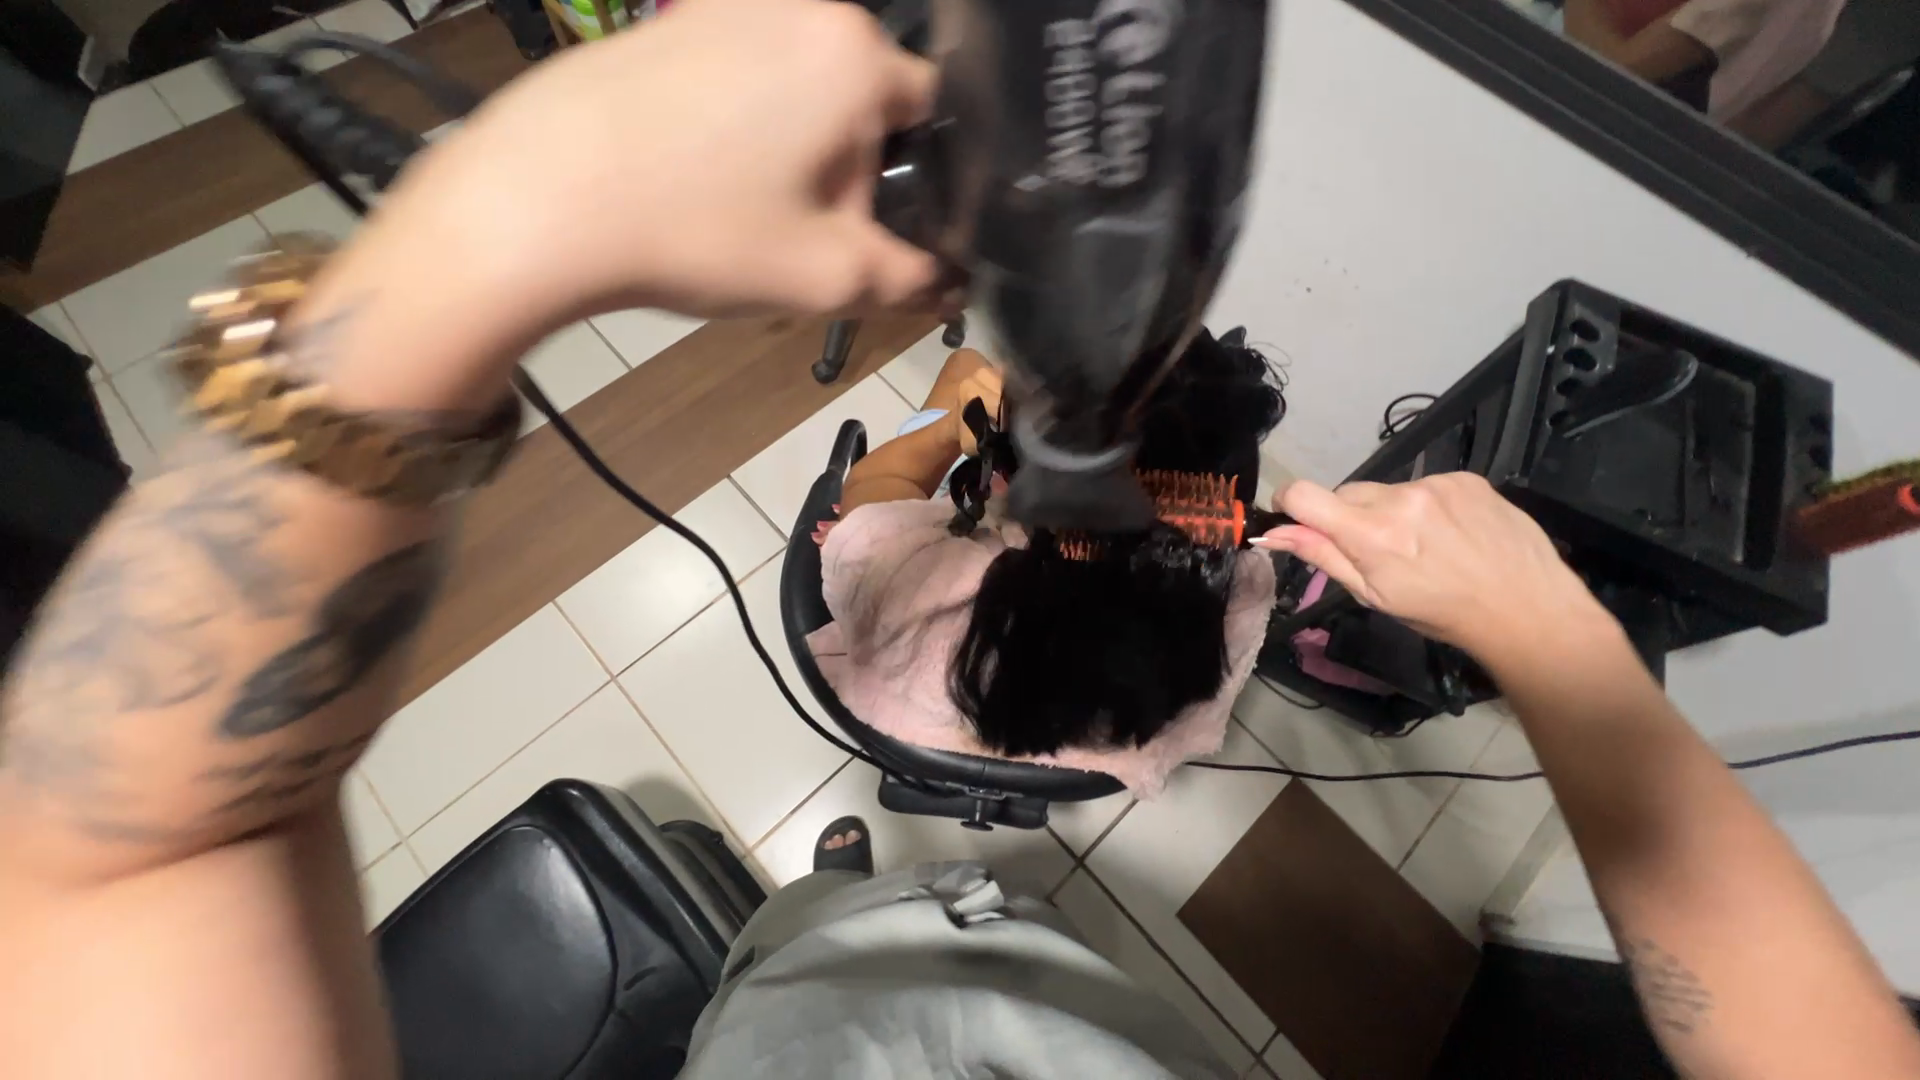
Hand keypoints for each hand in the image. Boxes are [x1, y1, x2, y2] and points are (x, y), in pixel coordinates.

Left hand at [358, 0, 940, 327]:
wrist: (541, 205)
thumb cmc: (704, 233)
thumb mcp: (830, 277)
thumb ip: (914, 282)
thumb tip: (953, 287)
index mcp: (854, 56)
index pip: (937, 115)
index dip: (926, 183)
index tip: (888, 232)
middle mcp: (801, 7)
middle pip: (867, 105)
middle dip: (856, 172)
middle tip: (812, 238)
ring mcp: (729, 6)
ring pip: (805, 95)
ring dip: (801, 158)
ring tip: (752, 217)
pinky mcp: (674, 27)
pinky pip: (746, 84)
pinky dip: (748, 136)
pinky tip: (705, 186)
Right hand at [1257, 473, 1617, 662]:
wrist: (1527, 608)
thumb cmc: (1440, 612)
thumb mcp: (1372, 593)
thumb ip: (1321, 555)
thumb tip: (1271, 534)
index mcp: (1371, 533)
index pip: (1303, 494)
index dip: (1289, 503)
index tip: (1293, 518)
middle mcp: (1400, 498)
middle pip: (1346, 493)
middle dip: (1348, 517)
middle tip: (1376, 550)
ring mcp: (1436, 484)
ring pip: (1386, 491)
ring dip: (1389, 511)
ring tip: (1422, 544)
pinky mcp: (1466, 478)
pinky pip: (1424, 486)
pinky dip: (1425, 506)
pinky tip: (1449, 532)